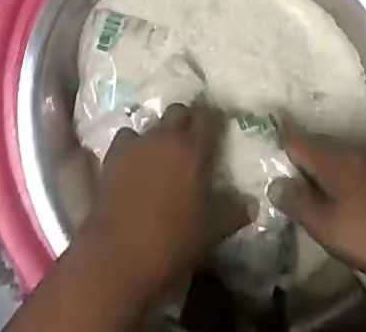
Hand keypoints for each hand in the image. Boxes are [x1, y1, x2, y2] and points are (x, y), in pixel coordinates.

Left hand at [77, 103, 251, 292]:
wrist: (121, 254)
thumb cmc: (173, 241)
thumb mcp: (211, 231)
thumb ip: (233, 212)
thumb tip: (252, 204)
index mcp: (193, 150)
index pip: (208, 118)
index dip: (214, 120)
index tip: (219, 127)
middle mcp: (166, 137)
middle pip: (178, 111)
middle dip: (186, 120)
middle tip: (191, 139)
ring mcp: (137, 143)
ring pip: (152, 123)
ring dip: (159, 133)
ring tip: (162, 153)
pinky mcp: (113, 154)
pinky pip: (127, 137)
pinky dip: (133, 145)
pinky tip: (135, 162)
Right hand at [271, 132, 365, 287]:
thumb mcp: (325, 227)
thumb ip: (297, 203)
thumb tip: (274, 183)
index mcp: (333, 157)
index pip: (297, 140)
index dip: (281, 145)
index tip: (267, 152)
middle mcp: (354, 151)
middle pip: (320, 147)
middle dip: (303, 159)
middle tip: (288, 177)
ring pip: (341, 158)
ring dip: (326, 170)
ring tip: (315, 190)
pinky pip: (359, 170)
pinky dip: (347, 179)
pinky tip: (347, 199)